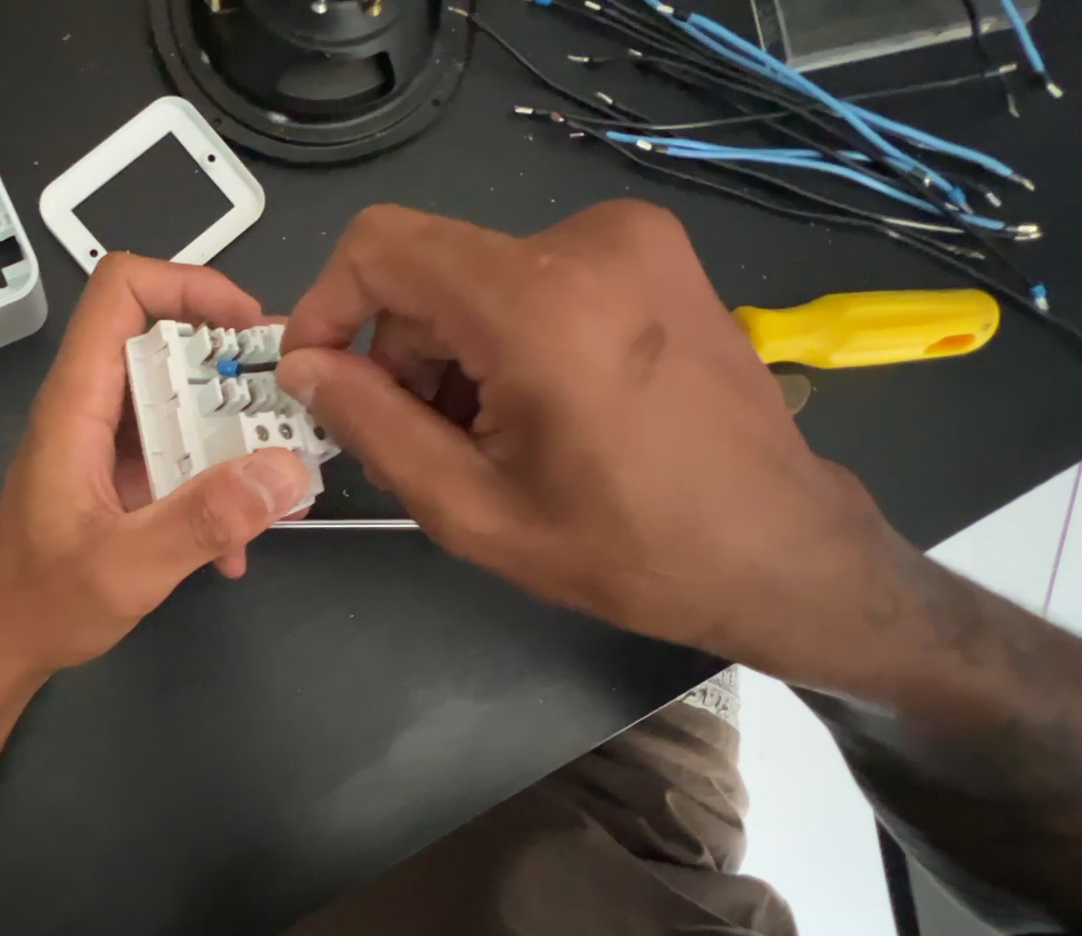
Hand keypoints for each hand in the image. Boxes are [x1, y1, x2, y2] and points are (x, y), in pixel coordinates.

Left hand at [0, 254, 312, 681]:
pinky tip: (236, 546)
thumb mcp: (126, 567)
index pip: (120, 292)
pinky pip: (176, 461)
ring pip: (177, 406)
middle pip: (162, 345)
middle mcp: (91, 414)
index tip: (249, 328)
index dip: (188, 285)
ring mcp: (104, 450)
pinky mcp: (117, 485)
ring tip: (285, 471)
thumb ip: (204, 520)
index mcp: (76, 406)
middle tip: (293, 398)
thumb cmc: (39, 606)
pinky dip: (214, 486)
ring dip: (233, 432)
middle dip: (232, 365)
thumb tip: (283, 472)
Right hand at [277, 203, 913, 685]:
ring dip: (447, 356)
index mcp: (539, 304)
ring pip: (470, 281)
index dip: (325, 306)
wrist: (777, 550)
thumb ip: (372, 426)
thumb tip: (304, 367)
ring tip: (484, 437)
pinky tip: (529, 408)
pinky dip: (497, 340)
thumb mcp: (469, 508)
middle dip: (397, 356)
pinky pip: (524, 281)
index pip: (379, 248)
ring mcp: (629, 239)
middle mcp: (586, 241)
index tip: (317, 375)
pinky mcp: (649, 254)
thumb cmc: (622, 548)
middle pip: (424, 274)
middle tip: (420, 440)